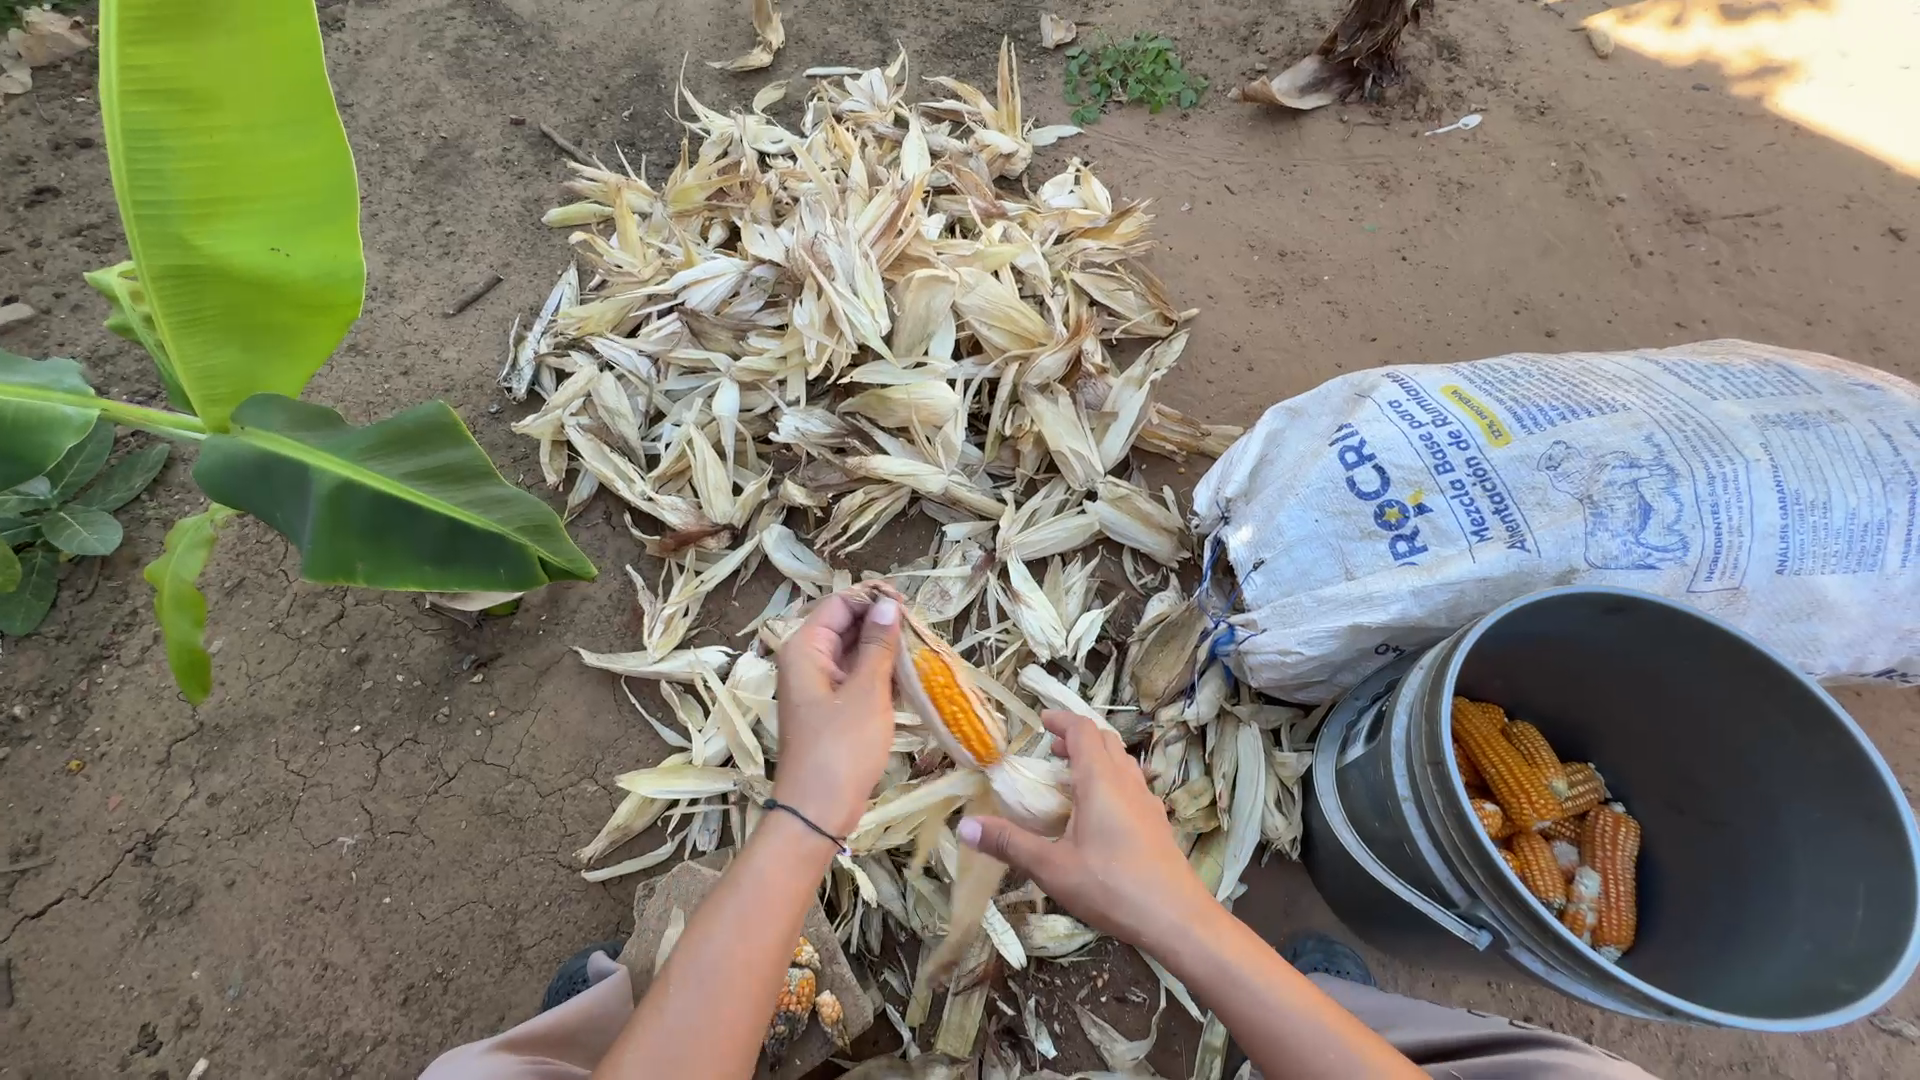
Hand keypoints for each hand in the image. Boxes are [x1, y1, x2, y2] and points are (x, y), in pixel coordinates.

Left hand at [772, 589, 901, 836]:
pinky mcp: (833, 707)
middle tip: (921, 628)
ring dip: (886, 649)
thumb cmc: (841, 748)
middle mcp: (808, 661)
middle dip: (883, 623)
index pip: (840, 603)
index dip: (873, 598)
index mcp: (805, 648)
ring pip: (855, 651)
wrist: (818, 811)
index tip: (910, 604)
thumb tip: (888, 604)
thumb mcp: (867, 691)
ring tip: (921, 650)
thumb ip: (878, 644)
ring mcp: (820, 686)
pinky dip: (881, 673)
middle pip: (847, 625)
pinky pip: (858, 677)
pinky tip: (910, 676)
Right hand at [959, 710, 1216, 950]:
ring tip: (1072, 777)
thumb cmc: (1112, 887)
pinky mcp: (1157, 823)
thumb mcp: (1052, 868)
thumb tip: (965, 826)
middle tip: (1051, 748)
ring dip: (1096, 757)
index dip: (1061, 720)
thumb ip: (1009, 844)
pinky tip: (1100, 813)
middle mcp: (1127, 782)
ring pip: (1122, 762)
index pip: (1082, 730)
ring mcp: (1147, 802)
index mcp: (1100, 780)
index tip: (1040, 721)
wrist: (1178, 919)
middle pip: (1105, 740)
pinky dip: (1111, 780)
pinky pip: (1132, 785)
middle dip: (1077, 737)